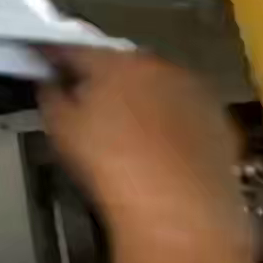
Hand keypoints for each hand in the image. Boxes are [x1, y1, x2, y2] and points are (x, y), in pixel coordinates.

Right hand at [39, 46, 250, 262]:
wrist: (179, 213)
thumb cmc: (108, 166)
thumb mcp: (60, 129)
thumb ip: (50, 95)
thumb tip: (52, 82)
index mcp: (112, 62)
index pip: (73, 49)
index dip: (55, 56)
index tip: (44, 63)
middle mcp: (155, 65)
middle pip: (118, 62)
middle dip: (100, 75)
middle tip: (84, 99)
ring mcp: (192, 89)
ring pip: (153, 82)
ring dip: (136, 94)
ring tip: (122, 125)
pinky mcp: (218, 118)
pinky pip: (181, 107)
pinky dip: (166, 117)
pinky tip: (156, 145)